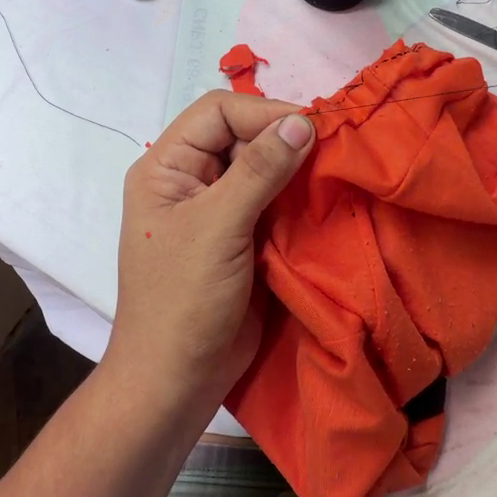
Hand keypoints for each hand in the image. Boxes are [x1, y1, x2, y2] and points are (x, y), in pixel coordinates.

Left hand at [107, 90, 315, 411]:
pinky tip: (321, 199)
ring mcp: (215, 209)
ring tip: (330, 170)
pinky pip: (272, 200)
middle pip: (240, 134)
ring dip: (293, 168)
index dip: (262, 113)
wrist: (176, 383)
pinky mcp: (240, 236)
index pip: (217, 113)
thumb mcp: (219, 227)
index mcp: (166, 166)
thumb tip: (301, 121)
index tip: (309, 129)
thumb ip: (260, 171)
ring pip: (260, 166)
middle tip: (327, 149)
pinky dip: (296, 197)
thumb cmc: (183, 300)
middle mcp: (188, 179)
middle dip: (281, 138)